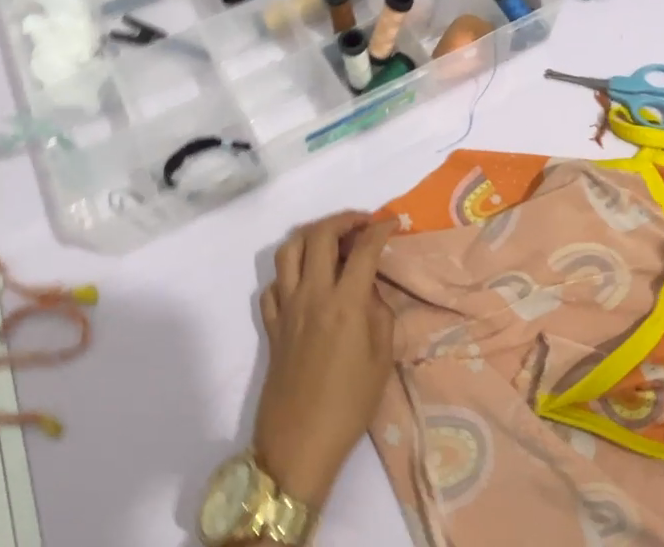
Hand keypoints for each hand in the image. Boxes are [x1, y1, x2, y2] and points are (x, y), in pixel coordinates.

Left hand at [251, 212, 397, 507]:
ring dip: (312, 236)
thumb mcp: (382, 359)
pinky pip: (273, 285)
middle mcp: (312, 295)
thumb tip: (371, 290)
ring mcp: (286, 308)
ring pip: (289, 250)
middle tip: (363, 224)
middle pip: (320, 235)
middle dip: (344, 220)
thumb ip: (379, 314)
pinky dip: (289, 273)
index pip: (363, 249)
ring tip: (332, 241)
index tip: (393, 223)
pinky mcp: (271, 325)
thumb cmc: (350, 405)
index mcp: (345, 303)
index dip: (380, 229)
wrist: (300, 443)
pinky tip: (305, 282)